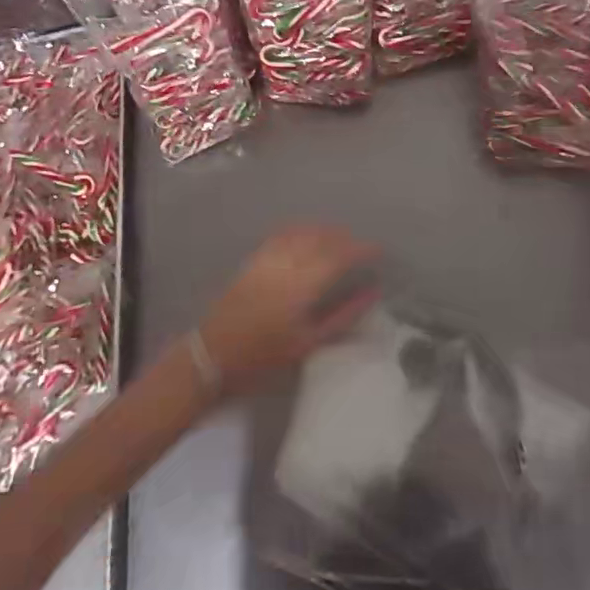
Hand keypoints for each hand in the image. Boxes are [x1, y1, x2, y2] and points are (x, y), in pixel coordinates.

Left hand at [195, 224, 380, 396]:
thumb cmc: (264, 358)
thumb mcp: (309, 343)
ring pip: (298, 233)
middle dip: (342, 237)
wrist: (213, 357)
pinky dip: (297, 232)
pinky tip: (304, 237)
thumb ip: (343, 316)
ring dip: (321, 231)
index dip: (360, 249)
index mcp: (302, 285)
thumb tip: (372, 293)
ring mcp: (265, 261)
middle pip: (319, 238)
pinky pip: (278, 237)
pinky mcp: (250, 263)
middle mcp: (284, 265)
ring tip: (337, 238)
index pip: (338, 256)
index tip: (377, 250)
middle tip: (359, 246)